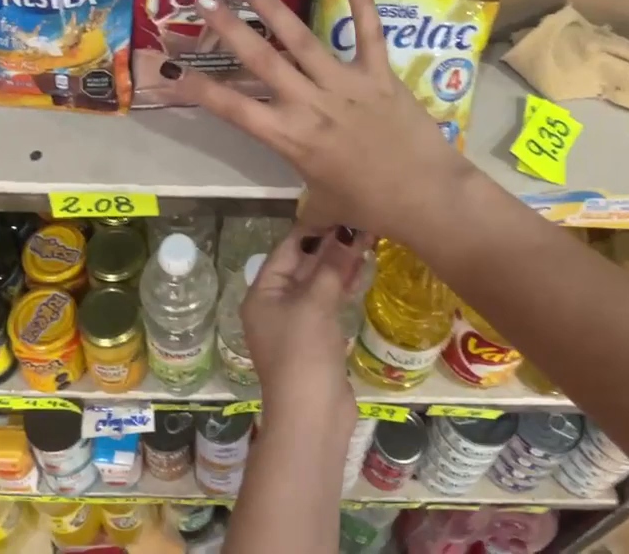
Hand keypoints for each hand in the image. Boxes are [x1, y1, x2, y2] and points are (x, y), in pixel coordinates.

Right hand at [164, 0, 479, 241]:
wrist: (426, 198)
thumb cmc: (372, 207)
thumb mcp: (326, 207)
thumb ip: (307, 206)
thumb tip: (299, 224)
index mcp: (291, 139)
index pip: (235, 109)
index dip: (202, 88)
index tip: (174, 68)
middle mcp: (310, 105)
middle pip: (262, 62)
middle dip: (229, 29)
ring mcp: (344, 86)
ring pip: (302, 41)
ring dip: (273, 9)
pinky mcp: (379, 75)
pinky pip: (368, 34)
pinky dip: (361, 2)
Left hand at [242, 226, 366, 428]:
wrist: (311, 417)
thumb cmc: (303, 354)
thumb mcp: (315, 304)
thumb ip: (331, 267)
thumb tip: (349, 232)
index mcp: (262, 293)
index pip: (286, 250)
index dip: (312, 231)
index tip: (339, 211)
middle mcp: (275, 305)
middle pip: (302, 267)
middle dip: (329, 248)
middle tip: (360, 224)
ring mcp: (296, 324)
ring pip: (317, 285)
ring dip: (338, 266)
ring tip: (366, 241)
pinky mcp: (316, 341)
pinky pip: (327, 303)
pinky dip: (342, 287)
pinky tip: (362, 271)